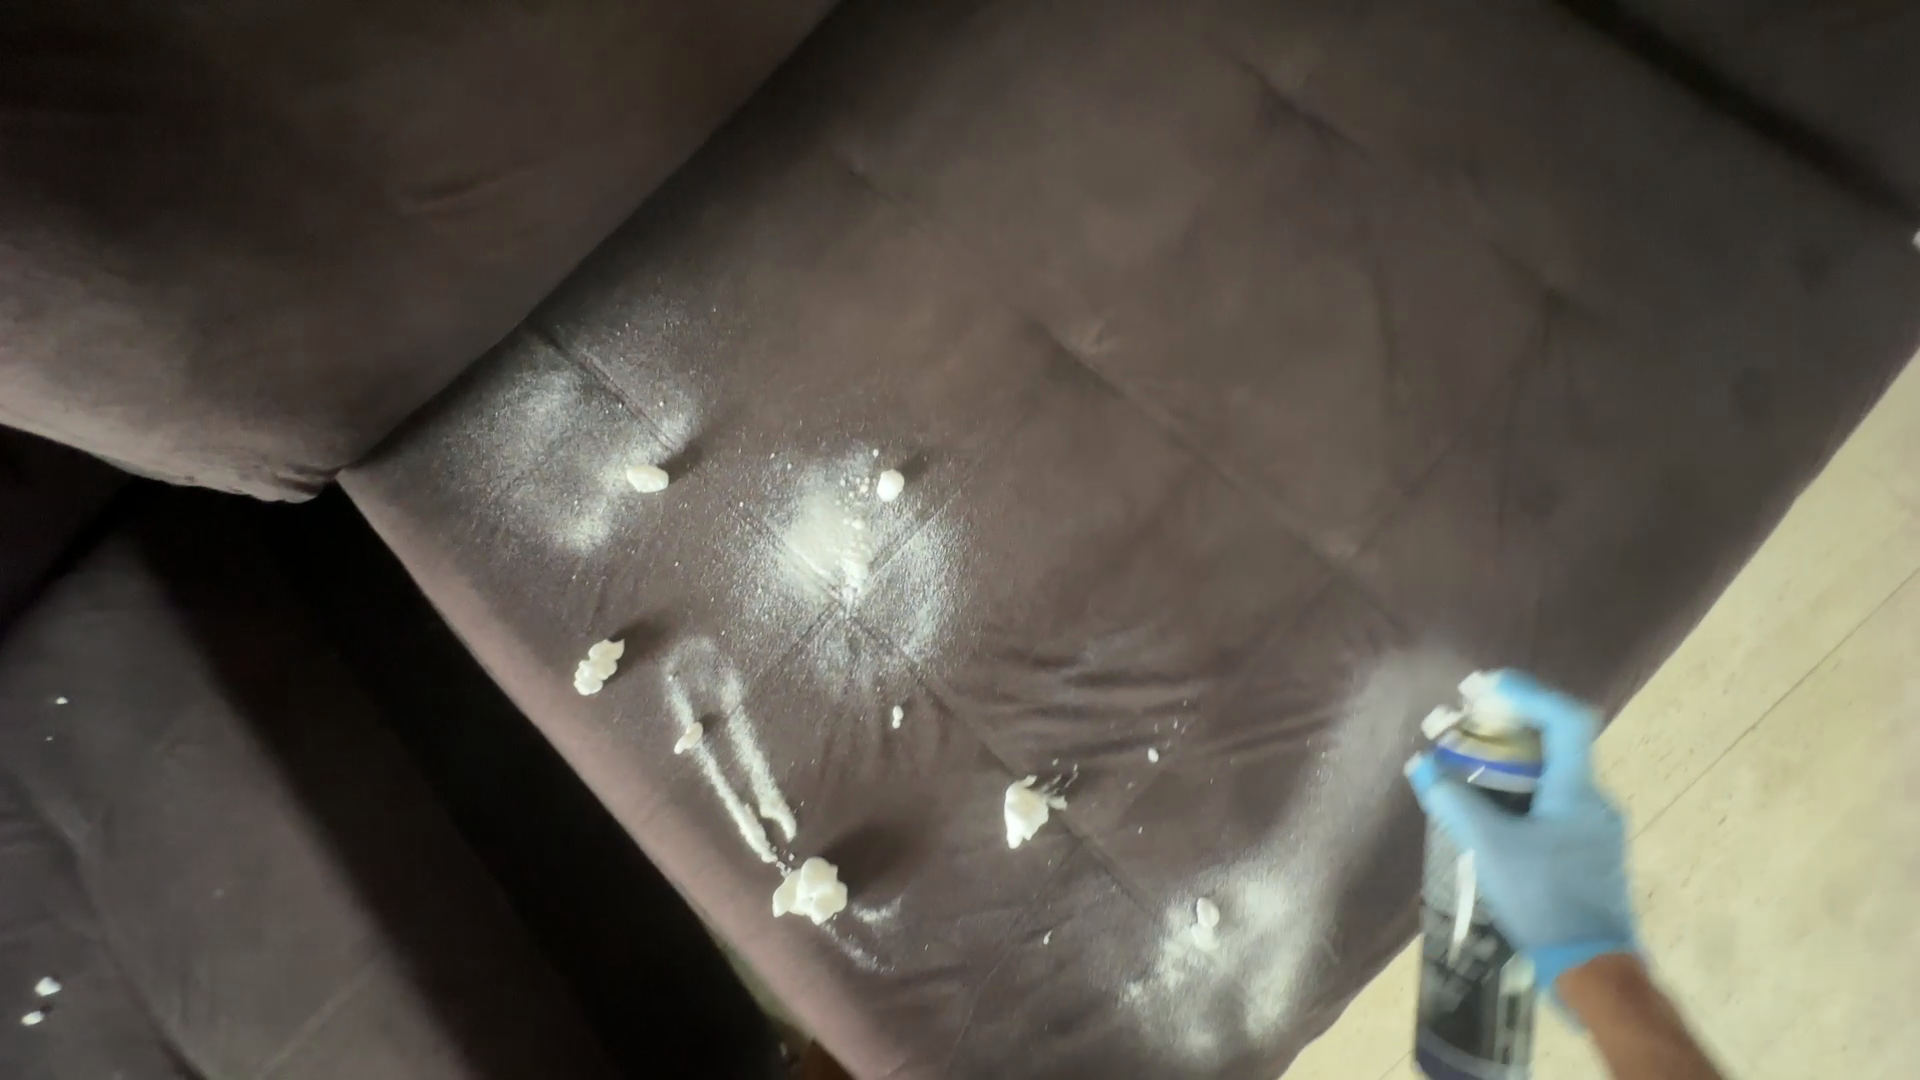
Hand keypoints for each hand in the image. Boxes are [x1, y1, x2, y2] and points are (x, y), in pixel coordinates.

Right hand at [1404, 670, 1636, 993]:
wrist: (1592, 967)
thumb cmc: (1542, 896)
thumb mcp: (1486, 845)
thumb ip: (1452, 800)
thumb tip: (1419, 764)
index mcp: (1577, 792)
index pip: (1566, 721)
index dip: (1530, 693)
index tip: (1488, 684)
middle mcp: (1594, 801)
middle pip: (1556, 743)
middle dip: (1509, 724)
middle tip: (1464, 720)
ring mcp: (1594, 826)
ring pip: (1551, 772)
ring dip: (1510, 757)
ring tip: (1466, 761)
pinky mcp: (1587, 848)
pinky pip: (1550, 798)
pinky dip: (1518, 786)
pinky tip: (1487, 805)